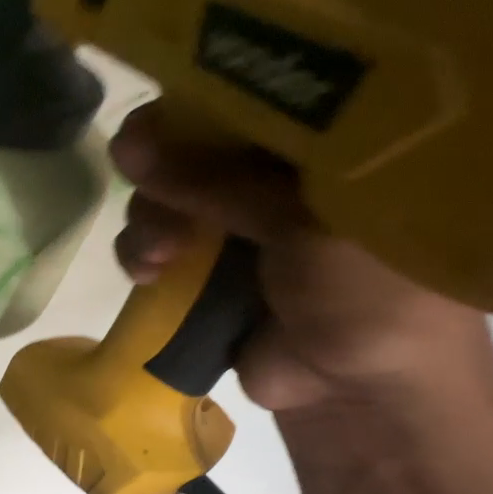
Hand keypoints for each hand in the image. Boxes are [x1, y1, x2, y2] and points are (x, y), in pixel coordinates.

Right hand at [108, 102, 492, 411]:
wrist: (358, 393)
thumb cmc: (367, 296)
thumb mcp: (303, 222)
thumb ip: (215, 181)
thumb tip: (125, 143)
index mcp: (328, 150)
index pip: (251, 101)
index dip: (198, 103)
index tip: (156, 120)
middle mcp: (277, 177)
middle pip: (191, 147)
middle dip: (164, 175)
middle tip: (160, 202)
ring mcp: (236, 223)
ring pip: (161, 196)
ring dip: (148, 221)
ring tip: (157, 258)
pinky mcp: (201, 266)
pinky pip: (148, 241)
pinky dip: (138, 253)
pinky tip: (146, 275)